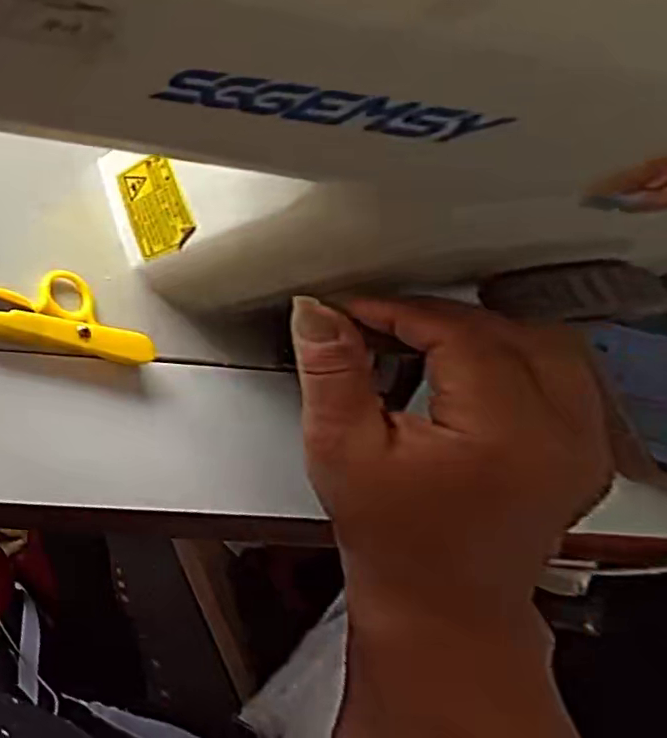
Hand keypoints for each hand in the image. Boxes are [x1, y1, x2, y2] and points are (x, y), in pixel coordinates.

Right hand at [290, 296, 611, 623]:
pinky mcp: (581, 451)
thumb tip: (315, 313)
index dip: (395, 310)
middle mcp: (564, 437)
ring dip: (473, 331)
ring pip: (547, 348)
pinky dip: (501, 355)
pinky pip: (559, 376)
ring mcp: (584, 446)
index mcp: (506, 434)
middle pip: (514, 332)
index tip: (345, 309)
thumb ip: (330, 370)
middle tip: (371, 319)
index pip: (461, 335)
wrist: (439, 589)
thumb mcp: (337, 441)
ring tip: (407, 338)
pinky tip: (447, 366)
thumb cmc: (389, 527)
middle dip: (434, 314)